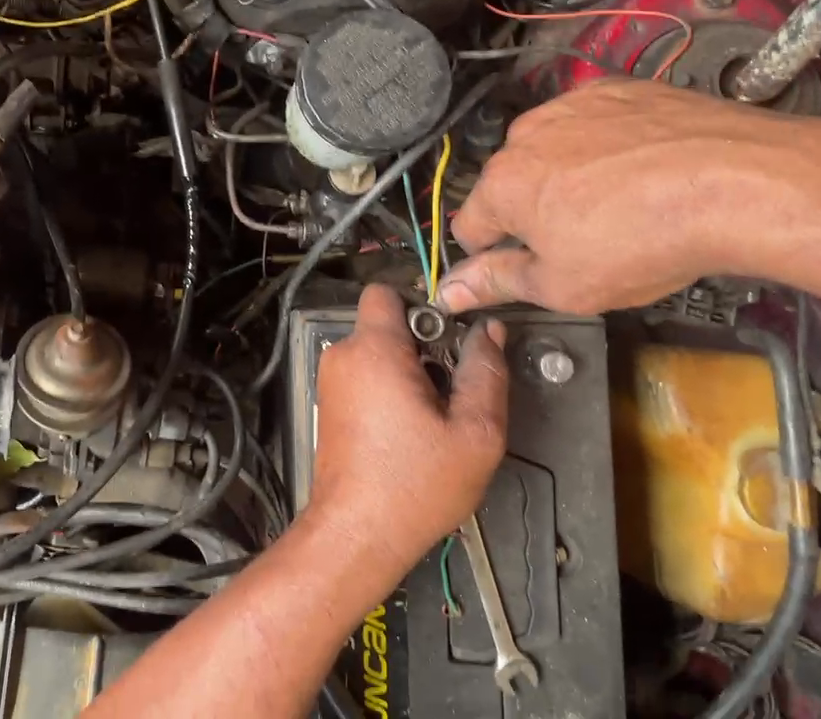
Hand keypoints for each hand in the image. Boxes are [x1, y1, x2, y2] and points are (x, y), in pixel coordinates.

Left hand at [308, 285, 507, 572]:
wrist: (358, 530)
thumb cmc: (415, 484)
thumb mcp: (475, 433)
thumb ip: (486, 372)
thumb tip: (491, 332)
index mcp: (373, 350)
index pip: (384, 291)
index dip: (420, 304)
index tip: (449, 338)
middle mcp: (343, 355)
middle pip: (385, 324)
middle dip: (421, 346)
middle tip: (448, 389)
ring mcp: (331, 380)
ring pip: (377, 352)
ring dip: (407, 371)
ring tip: (430, 417)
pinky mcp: (330, 403)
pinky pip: (364, 376)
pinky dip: (387, 390)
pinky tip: (407, 430)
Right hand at [436, 78, 813, 314]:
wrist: (742, 182)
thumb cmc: (646, 241)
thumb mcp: (564, 286)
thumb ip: (497, 283)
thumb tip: (449, 292)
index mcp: (500, 185)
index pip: (469, 227)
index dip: (495, 254)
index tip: (531, 266)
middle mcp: (523, 137)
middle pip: (510, 183)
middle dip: (534, 209)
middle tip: (586, 238)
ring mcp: (569, 107)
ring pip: (549, 149)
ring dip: (566, 172)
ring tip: (621, 200)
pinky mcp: (615, 89)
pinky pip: (591, 121)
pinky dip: (605, 142)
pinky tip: (642, 166)